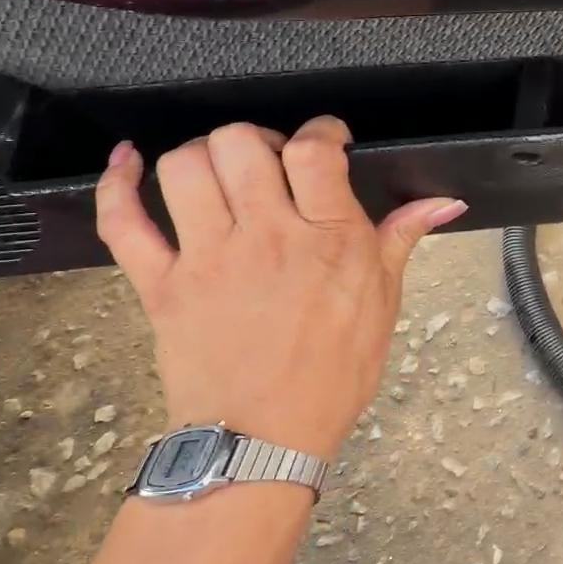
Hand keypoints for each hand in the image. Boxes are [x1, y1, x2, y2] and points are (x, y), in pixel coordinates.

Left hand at [94, 116, 467, 458]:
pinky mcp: (158, 285)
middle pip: (241, 144)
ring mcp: (207, 258)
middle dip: (258, 136)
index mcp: (330, 236)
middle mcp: (267, 235)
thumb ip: (405, 237)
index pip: (314, 150)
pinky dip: (115, 183)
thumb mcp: (385, 297)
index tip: (329, 138)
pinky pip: (123, 222)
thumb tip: (447, 201)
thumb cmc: (337, 367)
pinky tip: (127, 161)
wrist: (263, 434)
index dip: (322, 129)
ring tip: (220, 169)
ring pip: (184, 168)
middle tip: (271, 157)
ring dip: (202, 153)